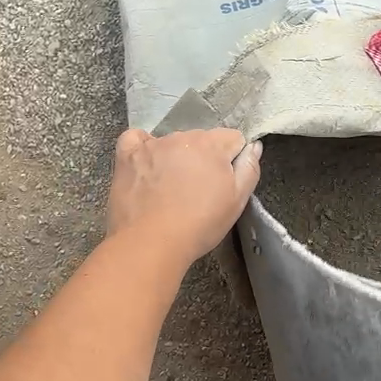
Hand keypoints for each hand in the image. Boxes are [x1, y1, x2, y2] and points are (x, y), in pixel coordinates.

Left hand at [105, 127, 260, 263]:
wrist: (151, 243)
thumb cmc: (199, 225)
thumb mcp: (237, 201)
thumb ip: (249, 169)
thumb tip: (253, 146)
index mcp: (212, 144)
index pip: (232, 138)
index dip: (232, 159)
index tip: (224, 182)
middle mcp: (182, 137)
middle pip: (200, 140)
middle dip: (202, 159)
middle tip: (198, 191)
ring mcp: (152, 145)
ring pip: (171, 142)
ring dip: (175, 158)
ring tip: (169, 190)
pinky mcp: (127, 156)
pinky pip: (135, 140)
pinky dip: (141, 149)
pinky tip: (144, 165)